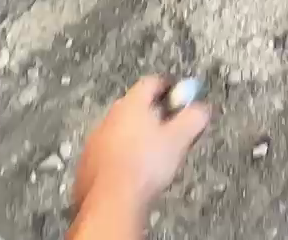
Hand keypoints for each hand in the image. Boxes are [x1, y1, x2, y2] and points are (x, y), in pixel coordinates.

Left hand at [72, 77, 210, 220]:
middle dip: (153, 113)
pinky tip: (132, 172)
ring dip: (135, 135)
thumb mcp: (182, 137)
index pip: (152, 82)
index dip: (169, 88)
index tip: (181, 101)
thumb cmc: (147, 164)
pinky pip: (107, 153)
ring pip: (120, 130)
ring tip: (151, 154)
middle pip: (134, 106)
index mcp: (131, 105)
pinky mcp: (84, 167)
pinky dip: (120, 156)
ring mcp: (93, 143)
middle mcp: (108, 118)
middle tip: (169, 128)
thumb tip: (202, 108)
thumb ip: (196, 116)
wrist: (110, 205)